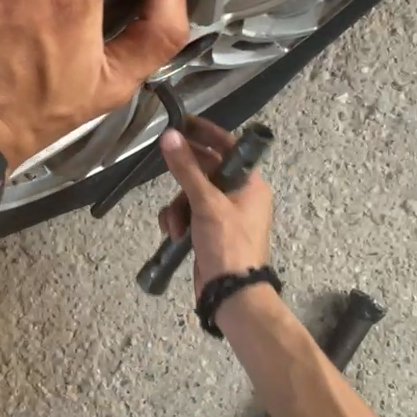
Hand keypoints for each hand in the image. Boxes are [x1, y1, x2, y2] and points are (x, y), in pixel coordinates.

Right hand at [157, 119, 274, 299]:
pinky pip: (189, 213)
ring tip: (174, 225)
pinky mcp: (211, 231)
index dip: (206, 134)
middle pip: (207, 170)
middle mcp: (241, 195)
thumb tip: (169, 136)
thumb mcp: (206, 203)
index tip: (183, 123)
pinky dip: (178, 220)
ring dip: (178, 207)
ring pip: (192, 193)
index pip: (229, 146)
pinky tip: (173, 234)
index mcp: (251, 183)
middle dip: (184, 177)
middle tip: (165, 158)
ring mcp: (225, 214)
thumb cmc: (228, 243)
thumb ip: (186, 168)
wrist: (231, 293)